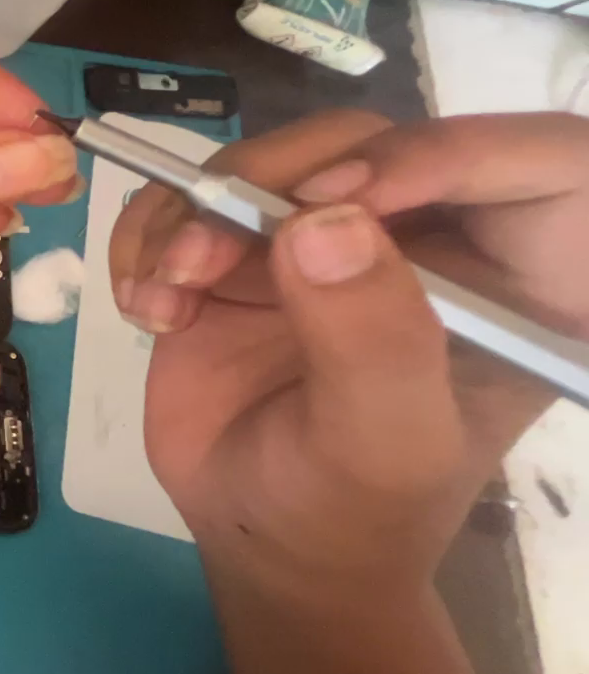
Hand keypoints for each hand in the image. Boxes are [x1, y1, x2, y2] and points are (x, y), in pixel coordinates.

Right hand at [109, 111, 578, 596]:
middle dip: (255, 188)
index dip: (443, 153)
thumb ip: (373, 339)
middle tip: (199, 260)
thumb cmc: (345, 506)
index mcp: (510, 282)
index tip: (327, 203)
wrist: (250, 529)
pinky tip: (144, 309)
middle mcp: (410, 243)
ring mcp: (305, 245)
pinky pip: (169, 205)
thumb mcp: (379, 442)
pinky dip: (137, 245)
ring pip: (239, 168)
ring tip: (160, 301)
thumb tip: (323, 222)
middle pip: (347, 143)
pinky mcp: (222, 256)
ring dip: (176, 222)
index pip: (536, 164)